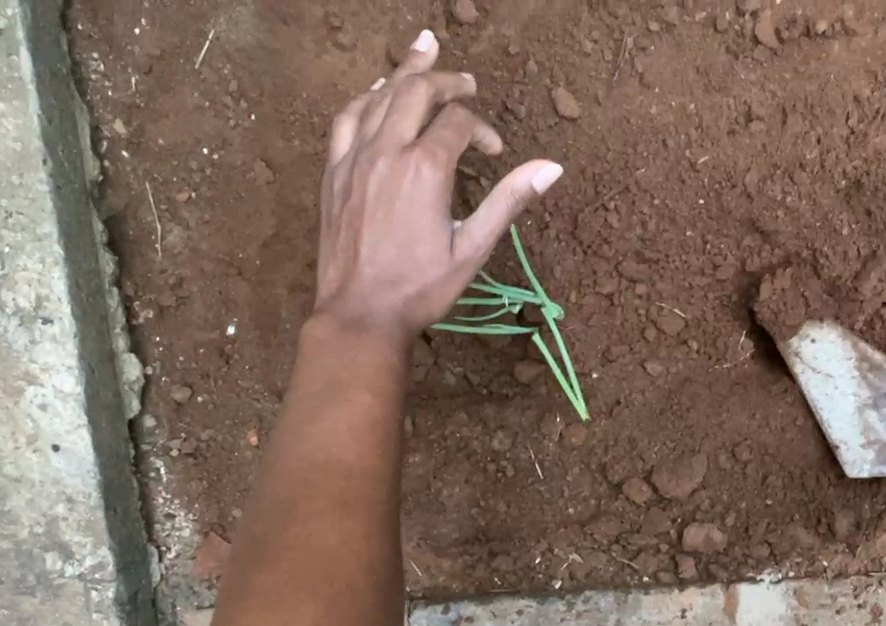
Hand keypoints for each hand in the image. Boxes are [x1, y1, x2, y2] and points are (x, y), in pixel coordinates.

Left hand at [312, 30, 562, 345]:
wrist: (362, 313)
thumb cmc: (422, 288)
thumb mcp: (473, 248)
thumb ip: (508, 201)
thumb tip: (551, 168)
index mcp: (426, 170)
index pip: (458, 123)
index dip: (482, 130)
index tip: (494, 152)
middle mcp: (388, 152)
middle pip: (416, 92)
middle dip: (445, 80)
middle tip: (466, 80)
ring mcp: (355, 158)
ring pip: (380, 96)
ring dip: (406, 72)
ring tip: (425, 52)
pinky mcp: (335, 172)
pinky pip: (348, 118)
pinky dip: (368, 98)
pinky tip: (378, 93)